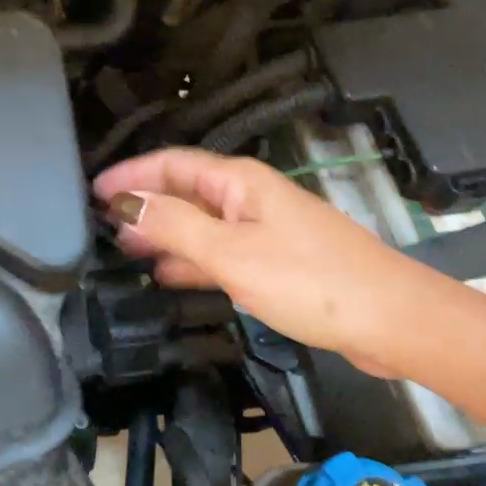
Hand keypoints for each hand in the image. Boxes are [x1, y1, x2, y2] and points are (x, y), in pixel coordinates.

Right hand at [94, 148, 449, 374]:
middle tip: (101, 225)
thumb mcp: (230, 253)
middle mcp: (250, 198)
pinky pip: (220, 252)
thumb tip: (126, 204)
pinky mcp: (276, 262)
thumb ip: (174, 227)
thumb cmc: (310, 281)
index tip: (92, 191)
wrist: (392, 321)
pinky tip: (169, 277)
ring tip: (126, 252)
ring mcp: (264, 230)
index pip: (172, 164)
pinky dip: (191, 261)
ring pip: (201, 224)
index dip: (130, 174)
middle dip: (144, 204)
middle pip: (185, 191)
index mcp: (239, 183)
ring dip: (164, 234)